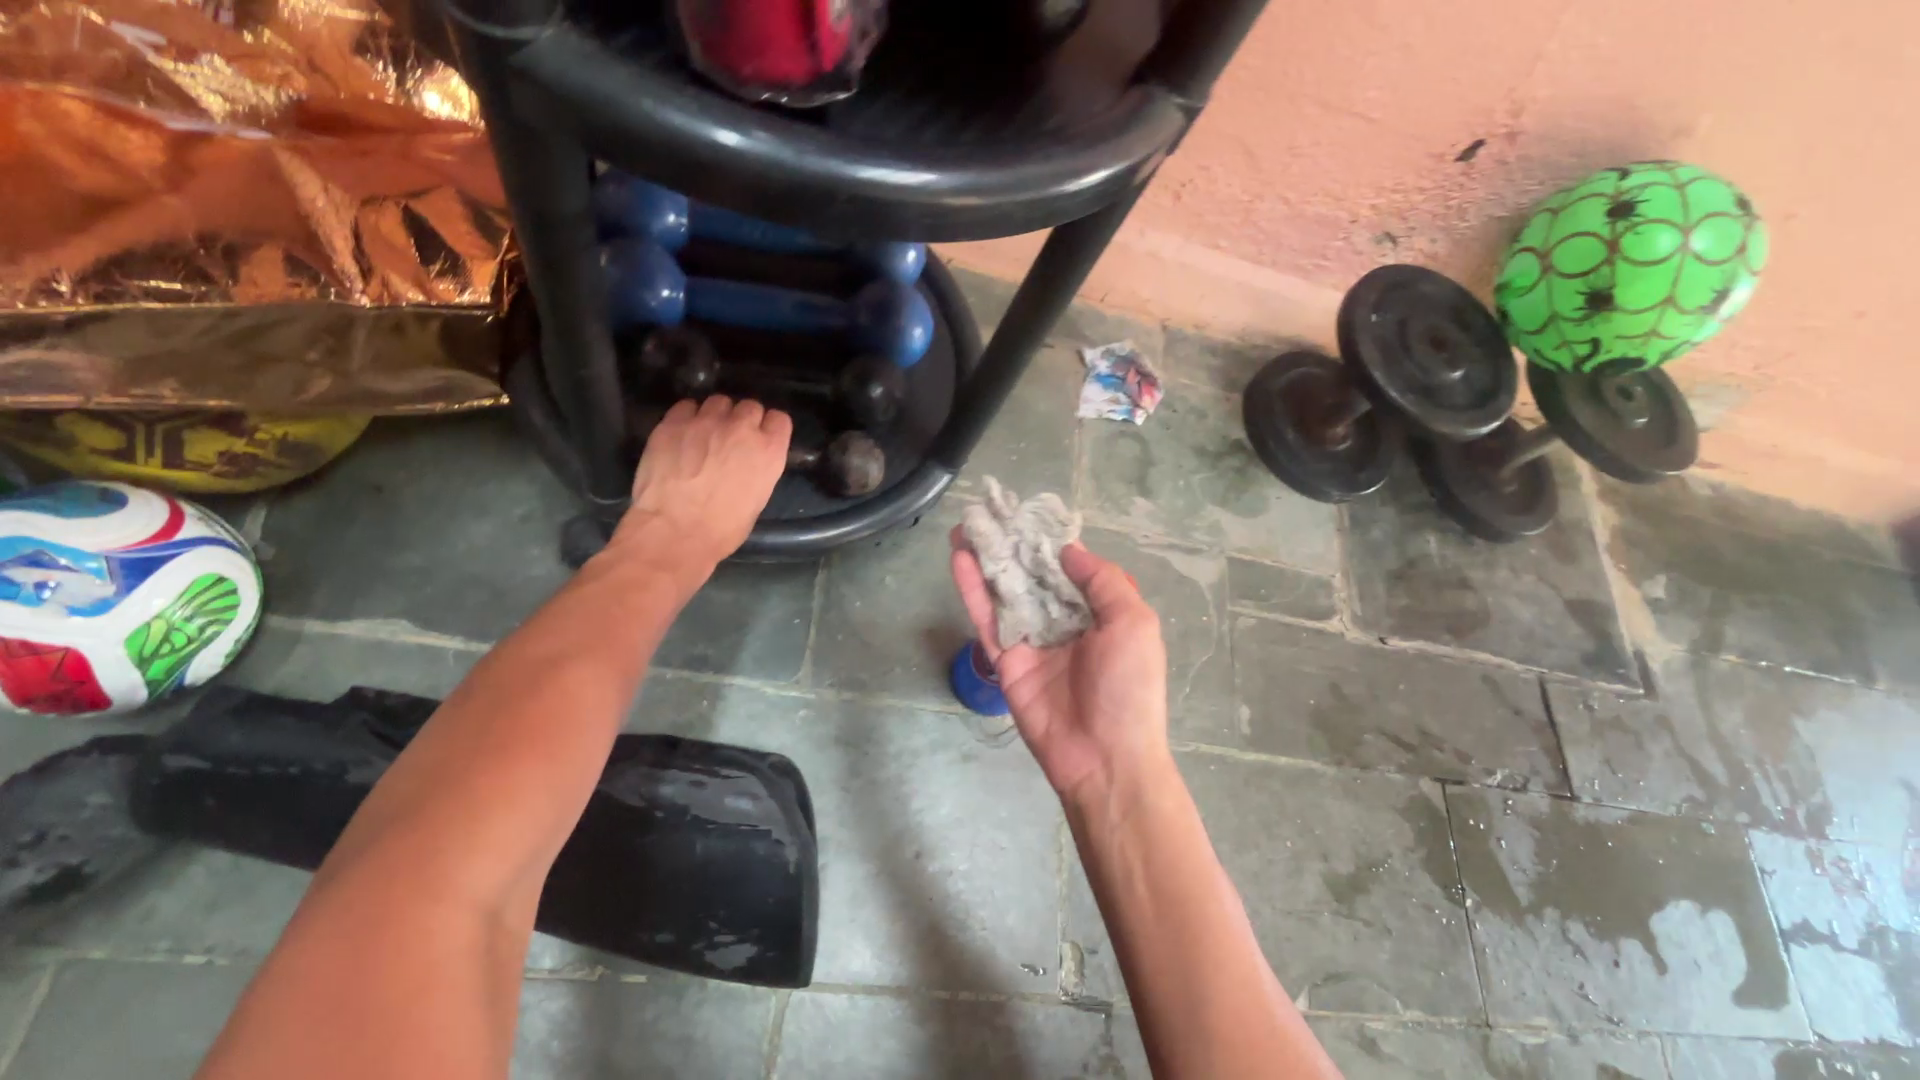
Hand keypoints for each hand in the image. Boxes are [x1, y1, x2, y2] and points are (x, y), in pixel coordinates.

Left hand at [614, 396, 791, 567]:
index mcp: (768, 452)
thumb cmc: (721, 530)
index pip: (779, 419)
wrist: (674, 532)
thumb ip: (758, 471)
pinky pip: (686, 406)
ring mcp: (706, 422)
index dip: (769, 427)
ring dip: (715, 415)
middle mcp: (741, 428)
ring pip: (718, 401)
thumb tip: (747, 464)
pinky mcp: (674, 423)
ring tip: (704, 434)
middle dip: (742, 419)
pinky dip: (687, 417)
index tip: (761, 437)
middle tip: (731, 438)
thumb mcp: (756, 502)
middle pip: (749, 406)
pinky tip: (681, 434)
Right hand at [951, 532, 1170, 804]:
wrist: (1104, 758)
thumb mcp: (1134, 624)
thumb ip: (1103, 582)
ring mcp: (1033, 641)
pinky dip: (973, 590)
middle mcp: (1065, 622)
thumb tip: (1068, 551)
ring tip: (966, 527)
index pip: (1070, 569)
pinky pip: (988, 620)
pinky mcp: (1006, 660)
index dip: (1049, 543)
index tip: (1027, 514)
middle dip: (1011, 546)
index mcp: (1100, 613)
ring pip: (1005, 592)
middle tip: (987, 513)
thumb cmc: (1129, 688)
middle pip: (1032, 576)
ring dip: (986, 560)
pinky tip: (960, 560)